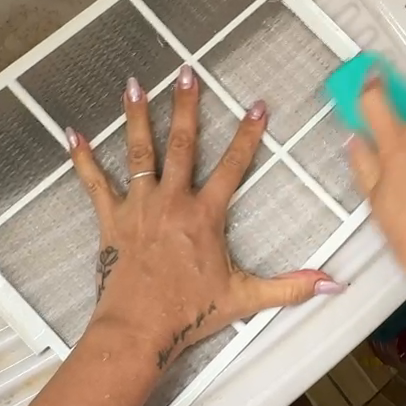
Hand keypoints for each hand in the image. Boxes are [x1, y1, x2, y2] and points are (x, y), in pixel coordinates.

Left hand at [68, 65, 342, 370]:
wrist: (138, 331)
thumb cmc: (189, 313)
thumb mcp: (246, 298)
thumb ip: (290, 287)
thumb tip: (333, 282)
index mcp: (206, 215)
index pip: (234, 165)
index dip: (248, 134)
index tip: (257, 106)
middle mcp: (173, 201)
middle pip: (183, 144)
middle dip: (187, 106)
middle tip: (186, 74)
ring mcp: (140, 207)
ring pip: (139, 152)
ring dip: (138, 116)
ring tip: (134, 83)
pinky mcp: (111, 219)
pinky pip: (94, 183)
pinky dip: (83, 158)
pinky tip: (72, 133)